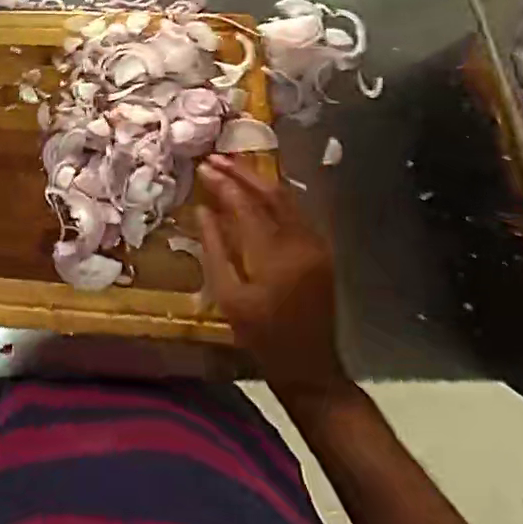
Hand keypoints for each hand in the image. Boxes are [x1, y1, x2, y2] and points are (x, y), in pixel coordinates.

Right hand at [197, 155, 354, 407]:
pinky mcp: (320, 249)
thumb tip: (202, 210)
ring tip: (231, 166)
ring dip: (258, 180)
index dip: (223, 183)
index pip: (245, 204)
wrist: (309, 366)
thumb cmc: (261, 336)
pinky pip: (295, 211)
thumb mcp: (228, 295)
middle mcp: (300, 241)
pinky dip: (273, 196)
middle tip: (215, 157)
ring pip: (286, 198)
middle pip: (270, 192)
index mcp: (274, 255)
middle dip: (241, 172)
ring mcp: (315, 244)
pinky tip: (255, 190)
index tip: (202, 167)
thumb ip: (214, 248)